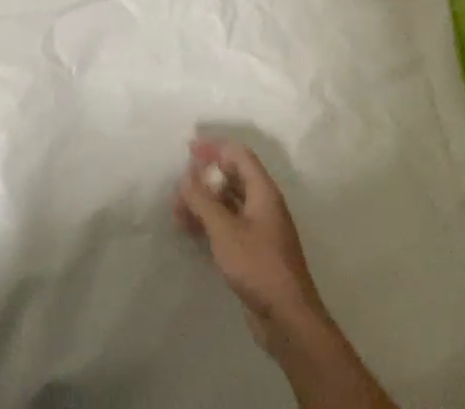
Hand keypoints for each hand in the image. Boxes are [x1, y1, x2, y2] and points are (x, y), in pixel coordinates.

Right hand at [174, 139, 329, 351]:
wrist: (287, 317)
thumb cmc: (257, 265)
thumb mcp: (224, 229)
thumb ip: (202, 200)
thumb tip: (186, 175)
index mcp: (263, 192)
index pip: (239, 155)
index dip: (215, 147)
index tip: (189, 148)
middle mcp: (263, 204)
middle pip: (233, 177)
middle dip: (205, 176)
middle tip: (178, 184)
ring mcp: (260, 228)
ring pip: (228, 202)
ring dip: (204, 201)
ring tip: (177, 210)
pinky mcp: (253, 249)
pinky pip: (228, 223)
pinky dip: (209, 221)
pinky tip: (190, 230)